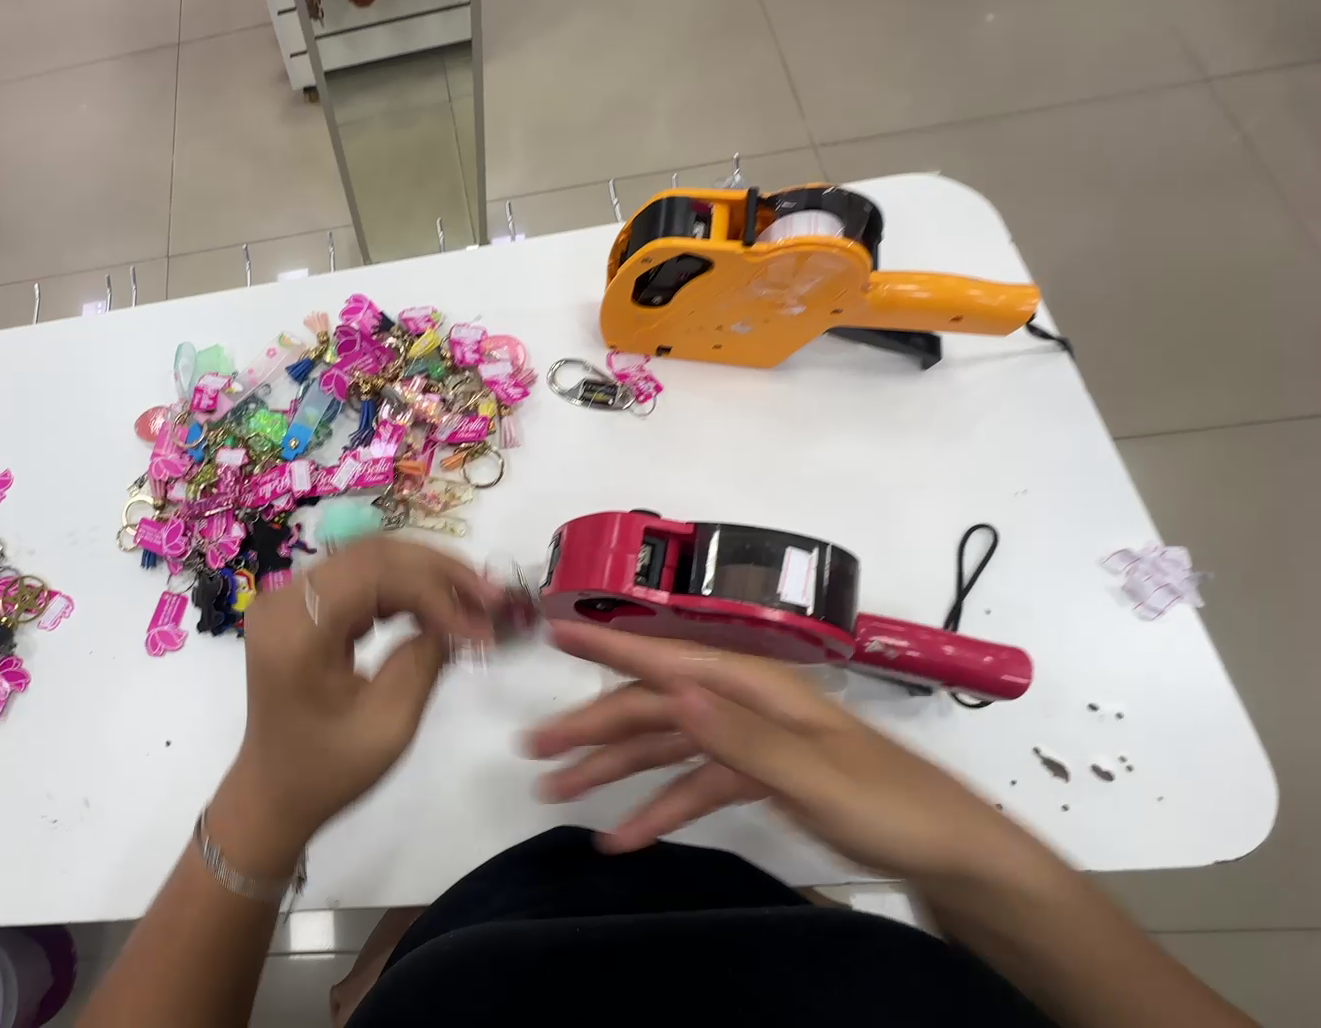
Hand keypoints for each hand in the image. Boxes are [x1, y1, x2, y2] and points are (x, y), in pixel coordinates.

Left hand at [212, 538, 497, 875]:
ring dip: (424, 573)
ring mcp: (288, 599)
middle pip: (371, 555)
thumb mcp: (389, 723)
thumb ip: (425, 660)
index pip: (375, 575)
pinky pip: (357, 578)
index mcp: (295, 628)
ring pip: (368, 559)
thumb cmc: (328, 769)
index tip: (484, 620)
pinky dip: (402, 586)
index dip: (436, 589)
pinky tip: (437, 605)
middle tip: (492, 594)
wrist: (274, 793)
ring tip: (475, 597)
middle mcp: (283, 599)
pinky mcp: (300, 607)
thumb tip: (463, 617)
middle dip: (437, 570)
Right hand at [527, 621, 1045, 886]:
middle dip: (590, 729)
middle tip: (536, 750)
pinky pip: (688, 788)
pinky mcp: (749, 776)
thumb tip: (672, 691)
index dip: (606, 648)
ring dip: (610, 771)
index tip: (554, 634)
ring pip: (660, 749)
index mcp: (753, 687)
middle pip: (650, 710)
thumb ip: (741, 736)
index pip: (664, 660)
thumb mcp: (817, 775)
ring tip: (558, 793)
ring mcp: (742, 740)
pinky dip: (654, 810)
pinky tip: (623, 838)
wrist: (955, 856)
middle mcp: (738, 703)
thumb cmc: (892, 806)